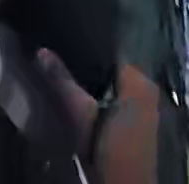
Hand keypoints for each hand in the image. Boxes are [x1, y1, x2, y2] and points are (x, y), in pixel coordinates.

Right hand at [36, 50, 158, 183]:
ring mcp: (145, 110)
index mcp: (139, 81)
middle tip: (55, 55)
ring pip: (110, 85)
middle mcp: (147, 90)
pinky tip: (77, 97)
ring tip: (61, 71)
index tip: (60, 39)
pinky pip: (114, 99)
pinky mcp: (138, 126)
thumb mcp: (80, 114)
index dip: (83, 44)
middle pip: (108, 68)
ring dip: (89, 82)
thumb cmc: (110, 149)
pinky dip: (98, 97)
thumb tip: (41, 50)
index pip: (109, 51)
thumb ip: (62, 80)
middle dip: (84, 64)